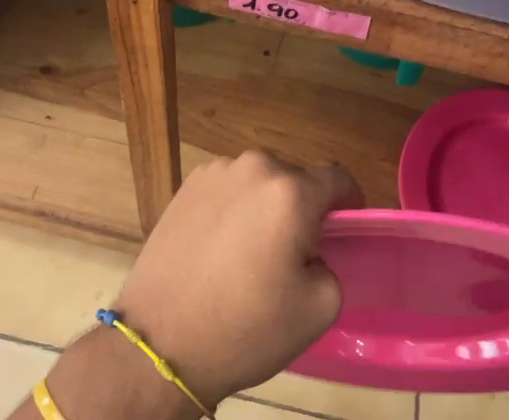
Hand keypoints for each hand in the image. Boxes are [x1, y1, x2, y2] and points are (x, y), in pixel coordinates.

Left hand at [109, 151, 363, 408]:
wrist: (159, 341)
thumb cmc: (244, 327)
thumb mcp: (317, 309)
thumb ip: (332, 266)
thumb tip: (311, 252)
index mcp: (291, 193)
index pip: (337, 178)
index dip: (348, 201)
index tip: (345, 226)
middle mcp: (254, 168)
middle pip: (295, 179)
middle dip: (302, 209)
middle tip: (293, 253)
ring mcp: (216, 172)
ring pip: (259, 183)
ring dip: (265, 206)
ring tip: (251, 253)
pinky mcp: (186, 186)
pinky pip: (228, 189)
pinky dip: (234, 209)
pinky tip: (221, 248)